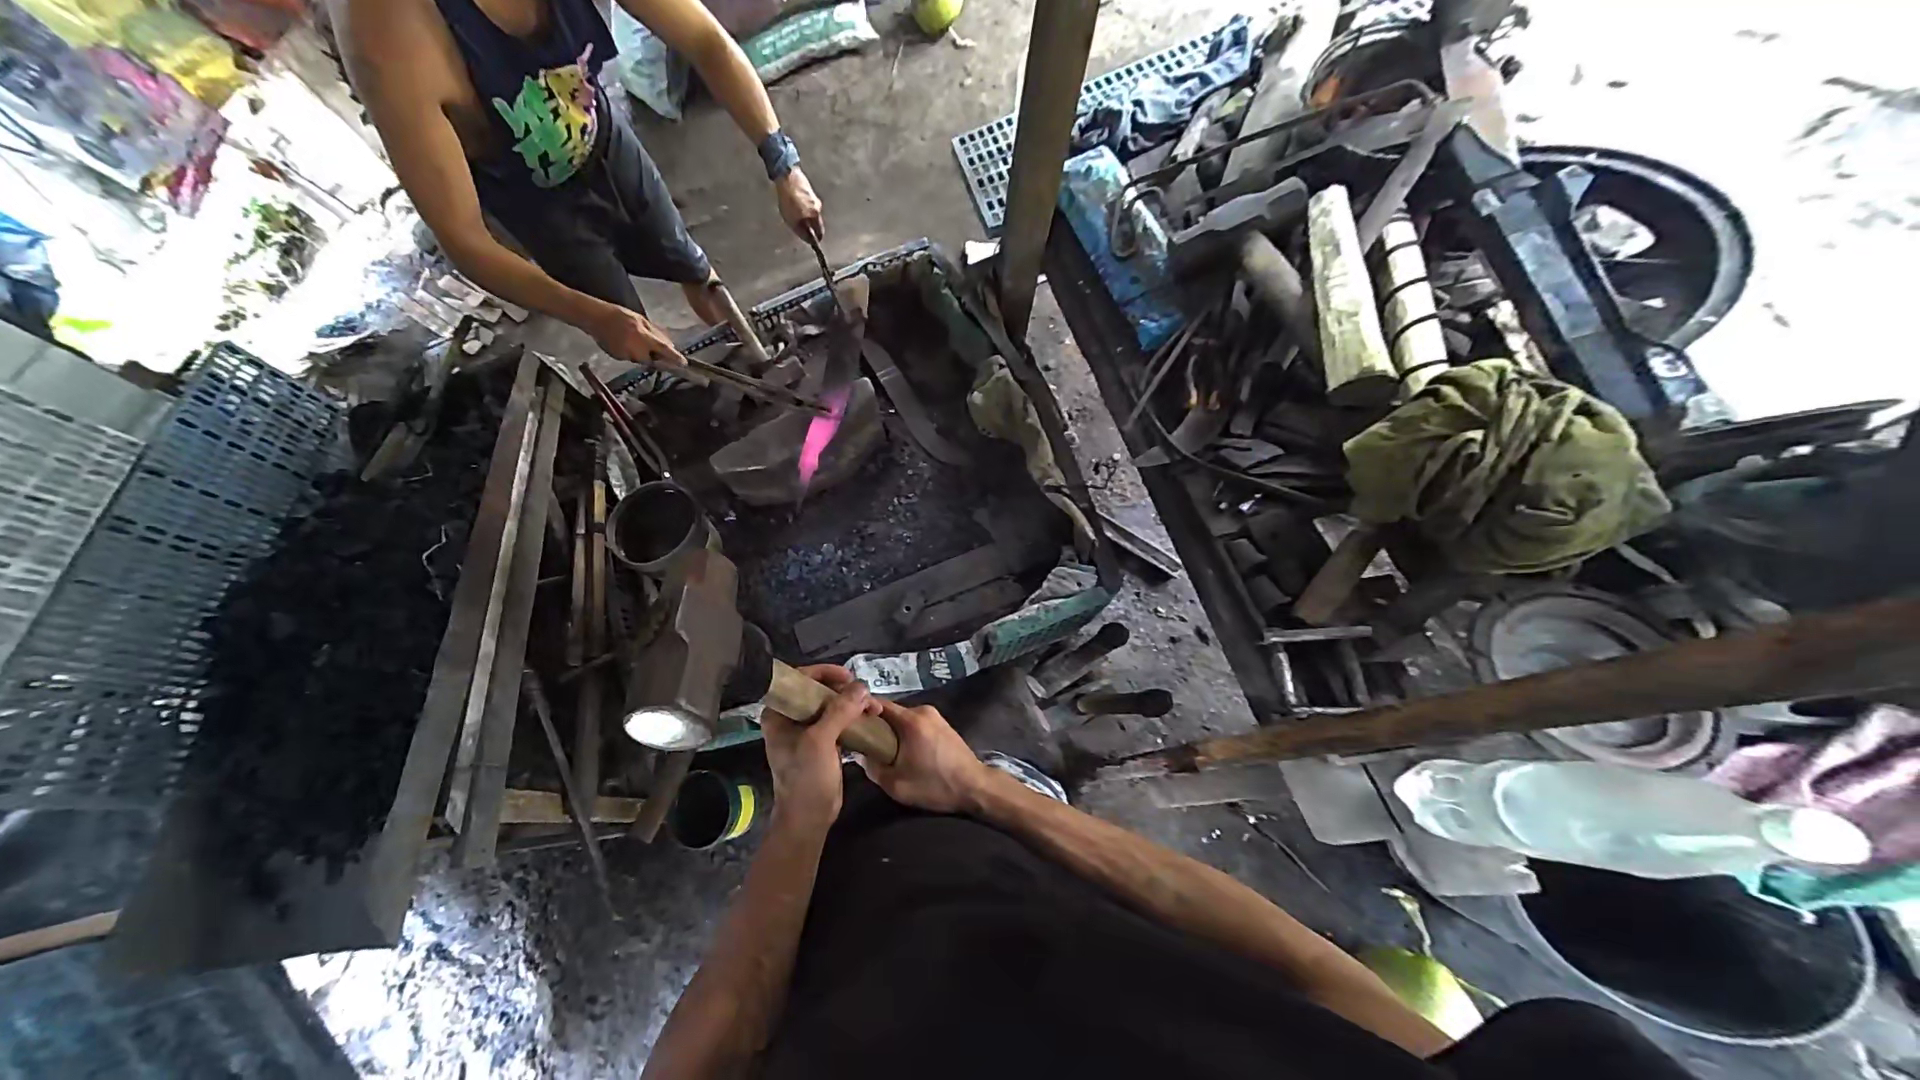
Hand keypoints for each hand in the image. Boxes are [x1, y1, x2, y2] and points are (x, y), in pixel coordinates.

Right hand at [588, 303, 687, 367]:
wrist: (593, 317)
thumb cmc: (618, 315)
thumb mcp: (640, 319)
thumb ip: (655, 333)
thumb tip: (670, 345)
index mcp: (643, 337)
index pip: (663, 350)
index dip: (674, 357)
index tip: (684, 363)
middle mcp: (635, 349)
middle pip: (653, 359)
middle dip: (654, 354)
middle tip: (648, 343)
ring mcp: (626, 355)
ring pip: (642, 359)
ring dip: (643, 353)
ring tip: (632, 338)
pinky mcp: (618, 358)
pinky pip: (631, 358)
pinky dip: (632, 352)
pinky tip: (623, 341)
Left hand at [760, 665, 877, 829]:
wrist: (809, 818)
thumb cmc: (806, 778)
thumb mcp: (821, 741)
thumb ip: (840, 710)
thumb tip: (861, 686)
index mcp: (779, 714)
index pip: (799, 679)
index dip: (823, 673)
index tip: (847, 676)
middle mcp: (790, 718)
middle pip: (819, 690)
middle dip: (844, 689)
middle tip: (866, 694)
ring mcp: (807, 731)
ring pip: (832, 705)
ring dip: (853, 703)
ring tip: (874, 708)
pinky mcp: (823, 742)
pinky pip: (840, 720)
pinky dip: (855, 717)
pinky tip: (870, 718)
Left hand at [773, 167, 822, 241]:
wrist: (787, 176)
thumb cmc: (788, 199)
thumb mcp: (792, 221)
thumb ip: (802, 232)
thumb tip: (809, 240)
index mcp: (816, 215)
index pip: (820, 232)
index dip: (815, 238)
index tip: (811, 241)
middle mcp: (818, 207)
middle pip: (816, 222)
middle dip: (809, 226)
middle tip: (799, 227)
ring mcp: (814, 198)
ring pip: (812, 213)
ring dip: (805, 216)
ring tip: (794, 214)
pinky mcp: (809, 191)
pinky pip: (807, 204)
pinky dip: (803, 207)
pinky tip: (794, 205)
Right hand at [858, 701, 992, 814]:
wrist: (975, 787)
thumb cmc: (935, 785)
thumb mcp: (896, 784)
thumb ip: (873, 768)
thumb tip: (861, 755)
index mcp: (911, 720)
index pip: (877, 705)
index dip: (861, 712)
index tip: (849, 724)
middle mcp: (923, 710)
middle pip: (891, 712)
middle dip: (877, 725)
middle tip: (866, 744)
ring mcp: (936, 716)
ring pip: (904, 719)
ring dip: (893, 731)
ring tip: (885, 750)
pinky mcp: (943, 724)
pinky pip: (916, 723)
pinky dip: (907, 733)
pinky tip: (905, 751)